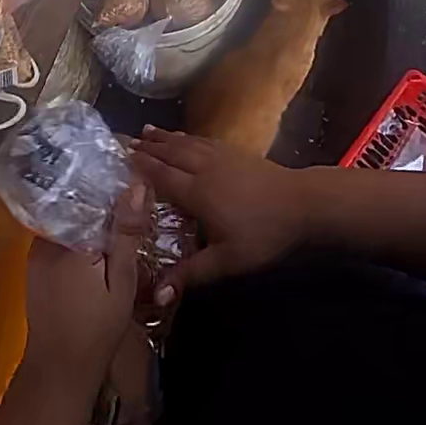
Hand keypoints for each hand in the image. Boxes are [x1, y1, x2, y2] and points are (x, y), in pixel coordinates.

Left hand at [20, 180, 149, 388]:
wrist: (58, 371)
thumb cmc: (97, 329)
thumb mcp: (122, 281)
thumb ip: (127, 232)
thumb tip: (139, 185)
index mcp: (68, 243)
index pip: (92, 195)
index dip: (116, 186)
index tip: (138, 182)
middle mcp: (46, 241)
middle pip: (79, 204)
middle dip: (106, 201)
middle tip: (135, 201)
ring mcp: (36, 252)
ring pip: (70, 217)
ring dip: (93, 217)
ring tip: (121, 217)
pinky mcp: (35, 263)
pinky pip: (61, 233)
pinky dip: (81, 232)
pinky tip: (101, 241)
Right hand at [129, 126, 315, 303]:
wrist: (302, 202)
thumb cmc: (263, 232)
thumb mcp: (227, 260)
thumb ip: (191, 274)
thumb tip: (158, 293)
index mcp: (198, 192)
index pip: (164, 176)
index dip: (143, 167)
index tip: (123, 157)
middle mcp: (207, 168)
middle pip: (173, 154)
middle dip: (151, 147)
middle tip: (129, 140)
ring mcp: (224, 157)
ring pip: (190, 143)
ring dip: (168, 138)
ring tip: (150, 131)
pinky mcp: (239, 153)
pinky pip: (207, 141)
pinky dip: (191, 137)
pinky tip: (189, 138)